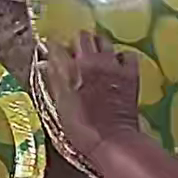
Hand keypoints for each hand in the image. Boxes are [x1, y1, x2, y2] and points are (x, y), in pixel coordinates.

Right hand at [43, 30, 142, 163]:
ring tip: (94, 56)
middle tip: (73, 54)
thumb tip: (47, 62)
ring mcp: (114, 65)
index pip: (57, 46)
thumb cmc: (81, 127)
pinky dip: (120, 57)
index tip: (50, 53)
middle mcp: (93, 60)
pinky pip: (127, 55)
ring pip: (105, 40)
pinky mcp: (130, 73)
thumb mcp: (61, 104)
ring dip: (97, 45)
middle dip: (76, 42)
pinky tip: (116, 65)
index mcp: (72, 68)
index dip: (52, 48)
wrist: (112, 140)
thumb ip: (55, 79)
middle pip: (83, 37)